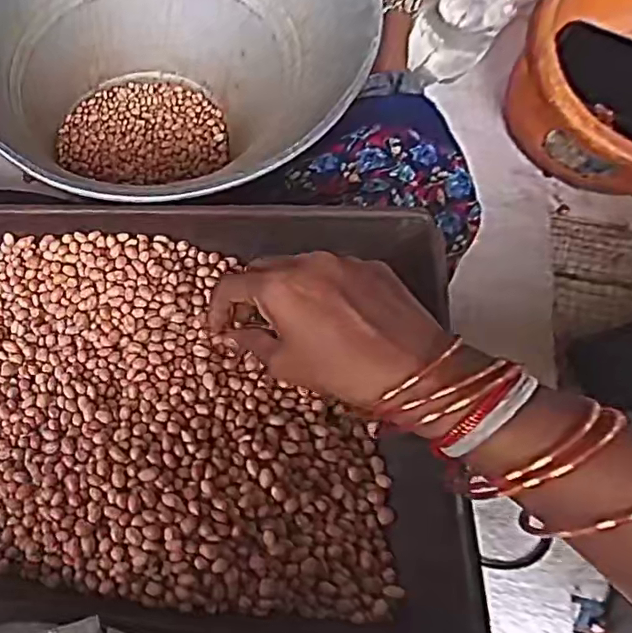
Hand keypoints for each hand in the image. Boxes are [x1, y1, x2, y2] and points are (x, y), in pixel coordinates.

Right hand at [206, 252, 452, 409]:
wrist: (415, 369)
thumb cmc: (342, 370)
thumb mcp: (284, 363)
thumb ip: (252, 342)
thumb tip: (236, 335)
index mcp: (277, 287)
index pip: (229, 285)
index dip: (217, 307)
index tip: (220, 326)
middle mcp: (307, 264)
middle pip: (261, 268)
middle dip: (249, 293)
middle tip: (250, 321)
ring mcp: (342, 261)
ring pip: (296, 265)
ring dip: (283, 287)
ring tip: (290, 317)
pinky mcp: (370, 266)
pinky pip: (331, 270)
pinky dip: (318, 286)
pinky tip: (328, 314)